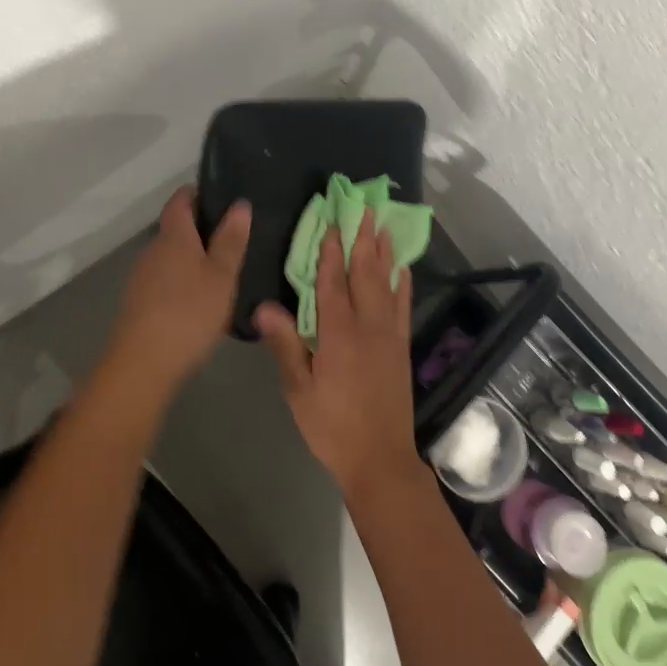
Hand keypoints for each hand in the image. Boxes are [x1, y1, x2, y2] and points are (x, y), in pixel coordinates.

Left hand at [110, 186, 250, 390]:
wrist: (143, 363)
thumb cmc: (189, 313)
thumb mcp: (222, 276)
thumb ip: (231, 240)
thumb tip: (240, 204)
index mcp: (173, 235)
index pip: (180, 199)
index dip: (199, 193)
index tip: (223, 198)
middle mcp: (153, 249)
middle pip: (175, 228)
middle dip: (201, 228)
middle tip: (234, 238)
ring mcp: (141, 276)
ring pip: (170, 255)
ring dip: (192, 257)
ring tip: (222, 270)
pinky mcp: (138, 301)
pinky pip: (164, 279)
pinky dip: (182, 280)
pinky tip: (200, 299)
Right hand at [257, 221, 423, 499]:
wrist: (379, 457)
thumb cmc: (332, 426)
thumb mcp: (299, 390)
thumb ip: (286, 344)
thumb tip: (264, 306)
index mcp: (338, 334)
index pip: (332, 283)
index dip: (331, 252)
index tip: (332, 223)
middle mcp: (368, 326)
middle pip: (365, 274)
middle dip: (363, 240)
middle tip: (365, 209)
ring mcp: (389, 335)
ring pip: (387, 284)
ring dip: (384, 253)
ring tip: (384, 226)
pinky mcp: (401, 347)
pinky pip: (402, 306)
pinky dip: (402, 283)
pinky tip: (402, 269)